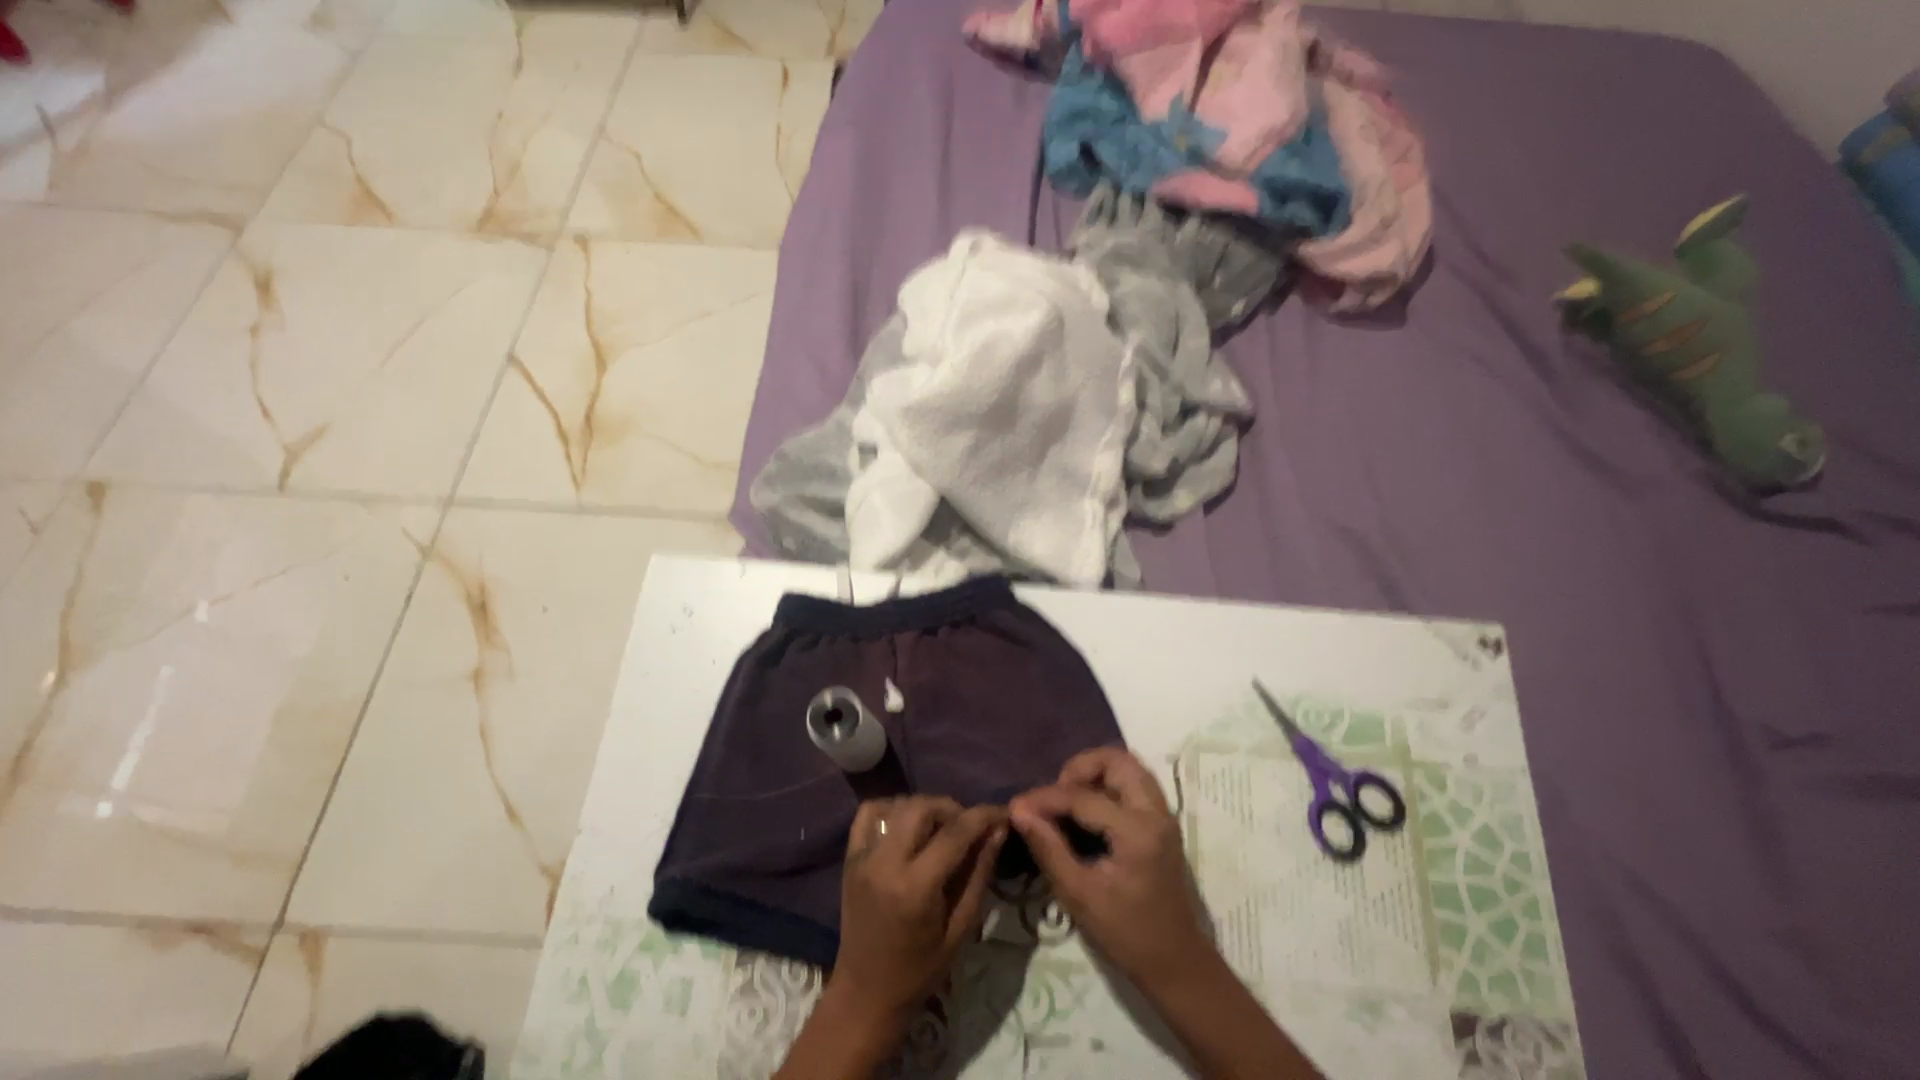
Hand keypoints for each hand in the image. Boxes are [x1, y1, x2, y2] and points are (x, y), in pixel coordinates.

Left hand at [831, 796, 1007, 1017]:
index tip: (1002, 813)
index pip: (955, 832)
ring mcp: (862, 857)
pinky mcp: (849, 857)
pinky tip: (908, 827)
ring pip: (897, 804)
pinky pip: (868, 813)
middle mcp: (885, 863)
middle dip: (953, 809)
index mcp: (915, 887)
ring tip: (940, 829)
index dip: (984, 816)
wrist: (866, 991)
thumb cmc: (920, 969)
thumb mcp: (961, 927)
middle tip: (969, 828)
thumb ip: (979, 874)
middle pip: (923, 807)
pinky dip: (892, 809)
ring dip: (924, 808)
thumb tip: (997, 830)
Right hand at [1009, 747, 1210, 984]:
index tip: (1016, 806)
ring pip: (1129, 767)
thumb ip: (1048, 847)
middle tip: (1054, 796)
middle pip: (1117, 760)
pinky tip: (1084, 813)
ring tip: (1067, 801)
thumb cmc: (1125, 934)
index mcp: (1137, 831)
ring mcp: (1163, 816)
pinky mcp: (1161, 824)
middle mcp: (1155, 812)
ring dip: (1095, 773)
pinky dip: (1107, 786)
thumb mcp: (1078, 894)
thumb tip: (1019, 811)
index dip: (1045, 797)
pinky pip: (1134, 785)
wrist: (1174, 962)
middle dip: (1079, 768)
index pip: (1083, 796)